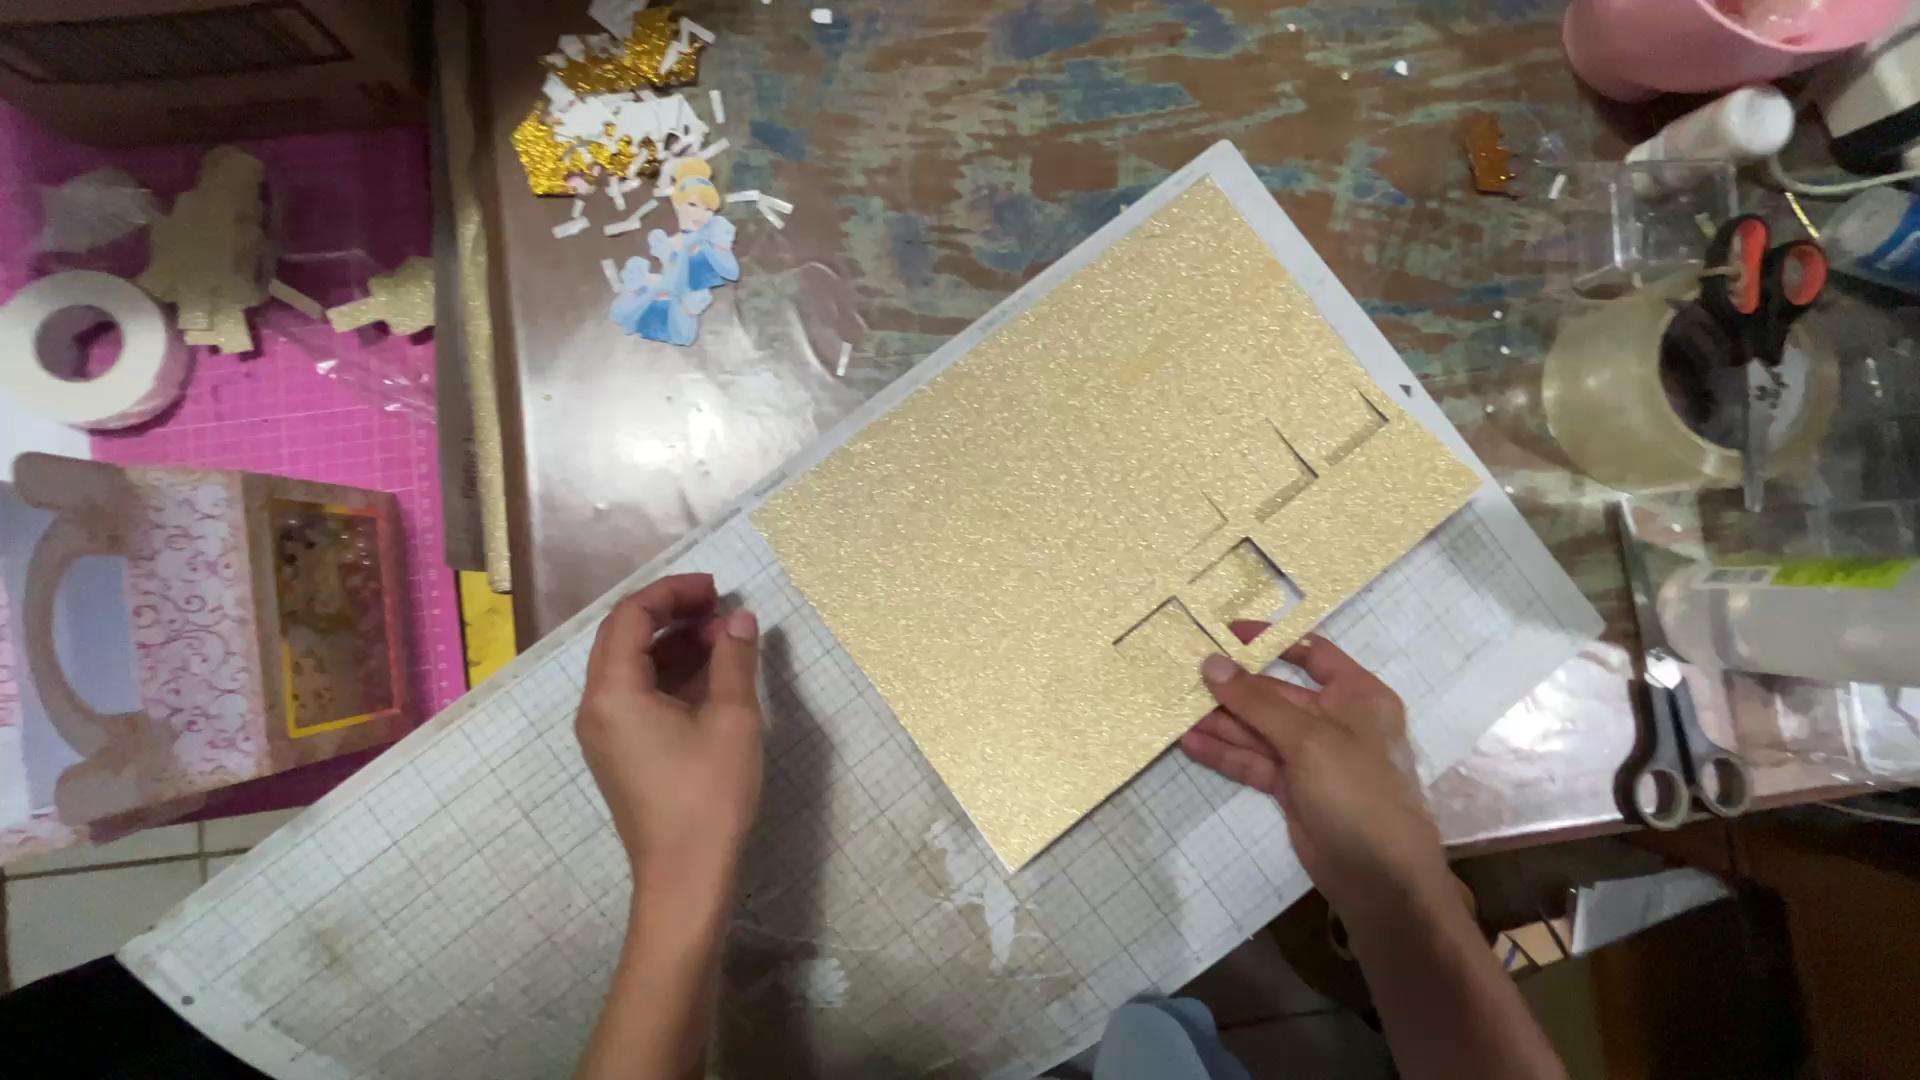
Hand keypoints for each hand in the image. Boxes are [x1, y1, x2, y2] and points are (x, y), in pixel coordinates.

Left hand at [577, 574, 762, 918]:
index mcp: (613, 692)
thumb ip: (733, 658)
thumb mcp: (732, 717)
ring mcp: (606, 732)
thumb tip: (739, 617)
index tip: (717, 588)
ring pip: (631, 665)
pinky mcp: (622, 751)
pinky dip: (671, 673)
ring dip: (674, 642)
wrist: (686, 876)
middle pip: (623, 636)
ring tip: (723, 637)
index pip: (630, 616)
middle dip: (671, 612)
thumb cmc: (708, 793)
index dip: (673, 592)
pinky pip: (638, 693)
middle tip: (720, 606)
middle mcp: (597, 707)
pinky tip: (711, 674)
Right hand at [1180, 629, 1450, 924]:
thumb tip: (1211, 663)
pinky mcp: (1292, 787)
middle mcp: (1335, 720)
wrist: (1381, 881)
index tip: (1226, 632)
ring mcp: (1312, 756)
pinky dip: (1225, 753)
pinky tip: (1192, 743)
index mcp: (1356, 696)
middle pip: (1275, 693)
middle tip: (1185, 675)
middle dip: (1233, 688)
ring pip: (1258, 729)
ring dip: (1221, 722)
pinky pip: (1253, 760)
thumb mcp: (1308, 739)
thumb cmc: (1358, 792)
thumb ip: (1256, 700)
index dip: (1271, 640)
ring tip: (1177, 709)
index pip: (1312, 652)